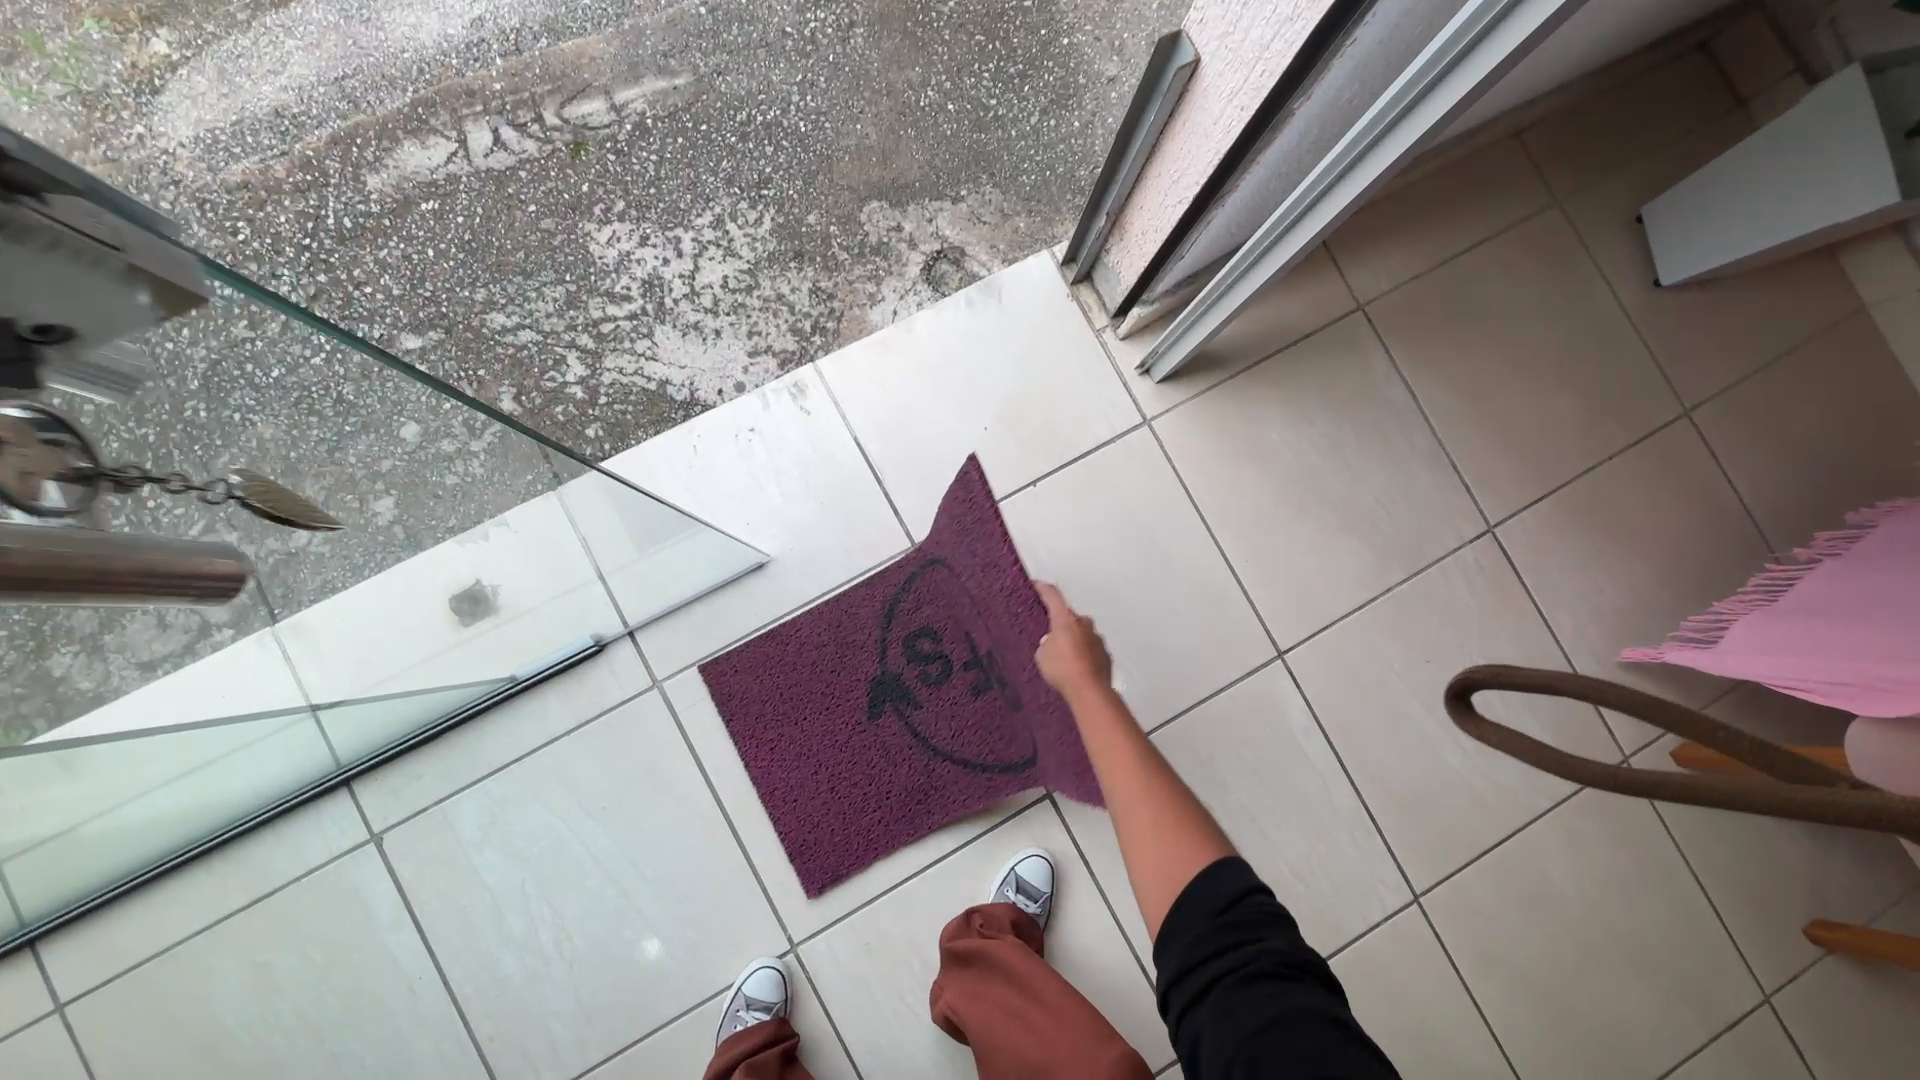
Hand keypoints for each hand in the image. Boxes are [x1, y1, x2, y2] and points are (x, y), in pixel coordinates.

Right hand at [1034, 581, 1112, 703]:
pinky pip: (1091, 649)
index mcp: (1065, 619)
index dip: (1043, 589)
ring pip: (1082, 633)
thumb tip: (1052, 643)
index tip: (1037, 584)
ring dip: (1074, 641)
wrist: (1089, 691)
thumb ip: (1046, 644)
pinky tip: (1077, 668)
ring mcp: (1098, 638)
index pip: (1052, 595)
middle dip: (1061, 624)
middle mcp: (1084, 623)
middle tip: (1051, 637)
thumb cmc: (1061, 669)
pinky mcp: (1106, 654)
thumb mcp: (1042, 656)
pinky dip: (1084, 654)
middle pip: (1070, 617)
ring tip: (1064, 658)